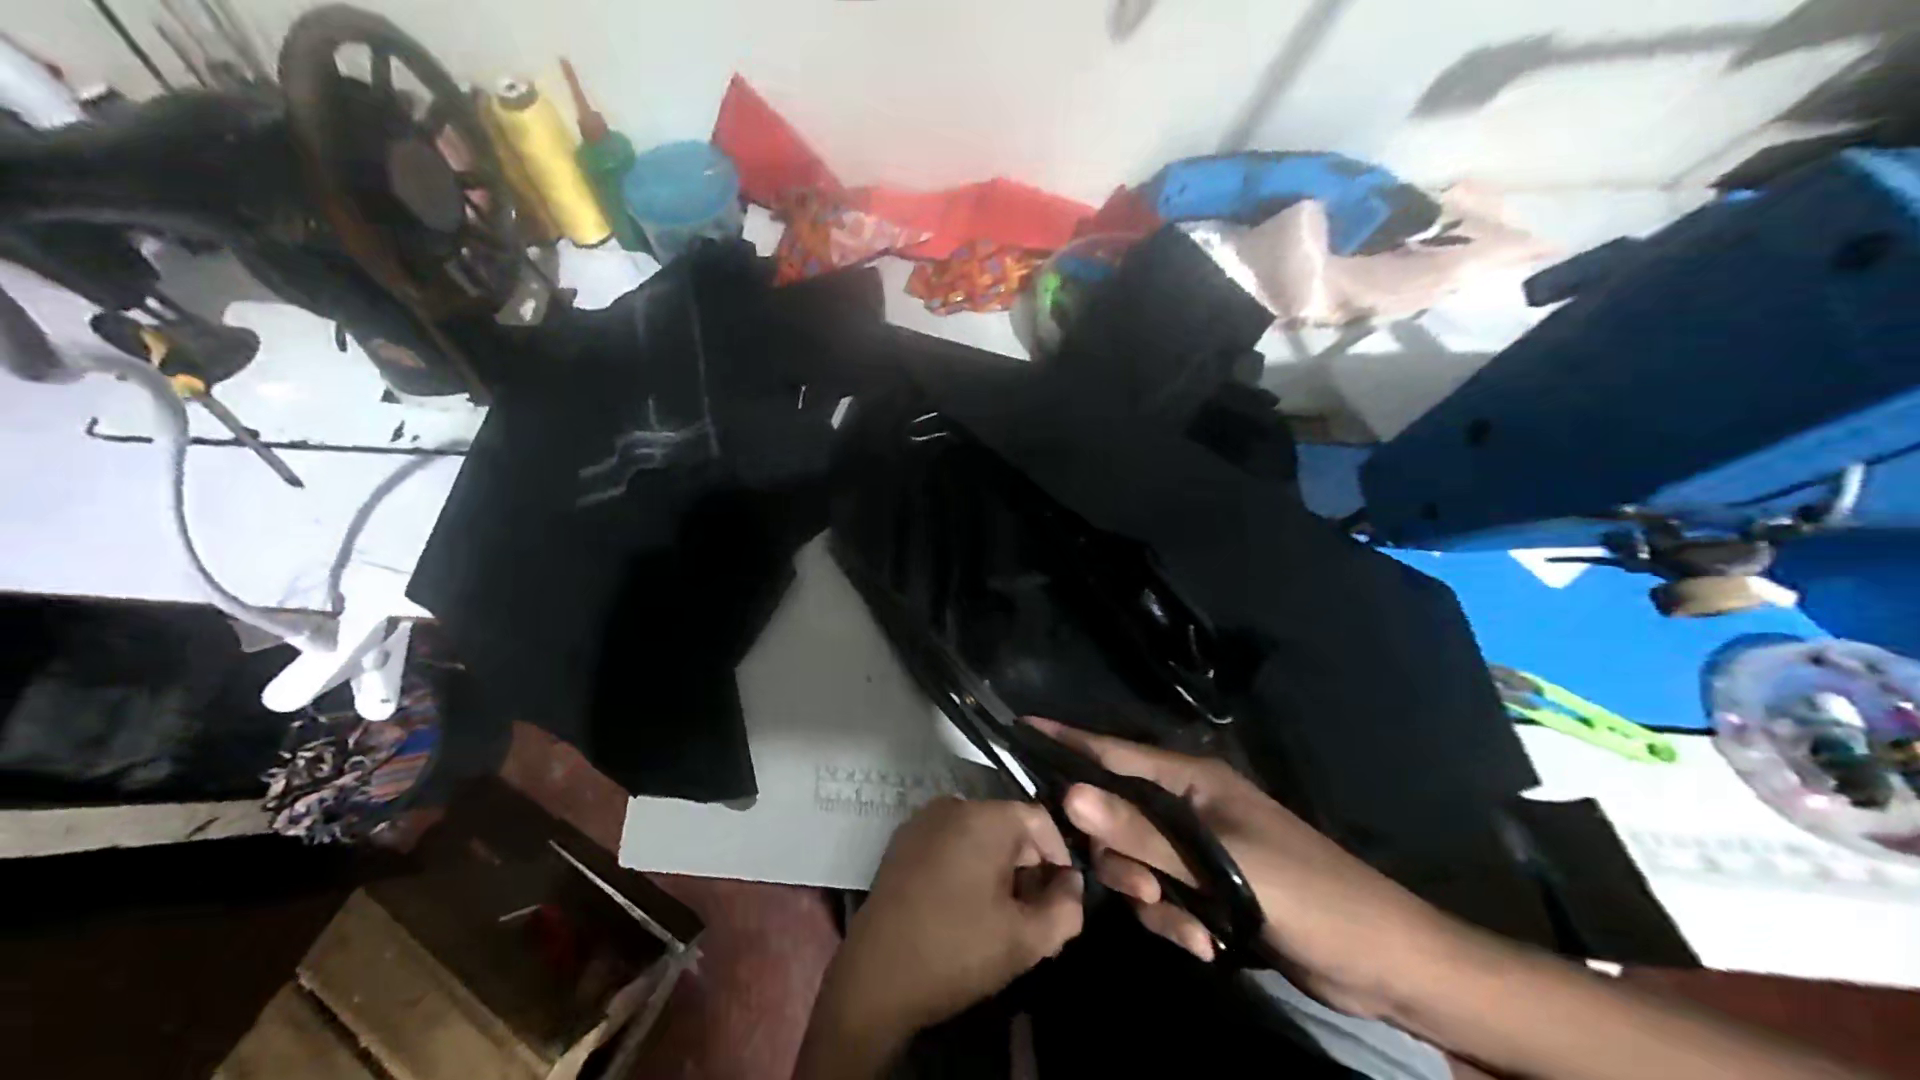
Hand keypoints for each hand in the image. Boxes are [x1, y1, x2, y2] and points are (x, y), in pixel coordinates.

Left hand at [799, 798, 1083, 1077]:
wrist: (876, 978)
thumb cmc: (956, 951)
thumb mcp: (1026, 940)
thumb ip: (1065, 908)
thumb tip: (1071, 883)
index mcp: (983, 817)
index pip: (1039, 818)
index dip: (1058, 856)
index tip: (1062, 896)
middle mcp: (952, 805)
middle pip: (1008, 826)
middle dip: (1028, 866)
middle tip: (1034, 913)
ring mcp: (922, 822)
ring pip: (979, 835)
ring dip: (998, 868)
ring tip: (1001, 914)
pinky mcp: (902, 843)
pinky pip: (951, 843)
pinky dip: (967, 866)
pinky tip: (966, 907)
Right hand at [1028, 717, 1465, 1019]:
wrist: (1382, 961)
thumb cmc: (1307, 894)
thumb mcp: (1221, 864)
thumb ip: (1143, 830)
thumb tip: (1071, 795)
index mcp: (1193, 780)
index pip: (1115, 752)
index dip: (1068, 742)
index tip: (1020, 727)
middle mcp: (1189, 805)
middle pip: (1117, 816)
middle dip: (1123, 858)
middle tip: (1147, 889)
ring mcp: (1199, 847)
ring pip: (1136, 861)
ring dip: (1152, 899)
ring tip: (1192, 927)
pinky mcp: (1207, 886)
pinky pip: (1161, 894)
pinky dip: (1173, 920)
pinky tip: (1205, 942)